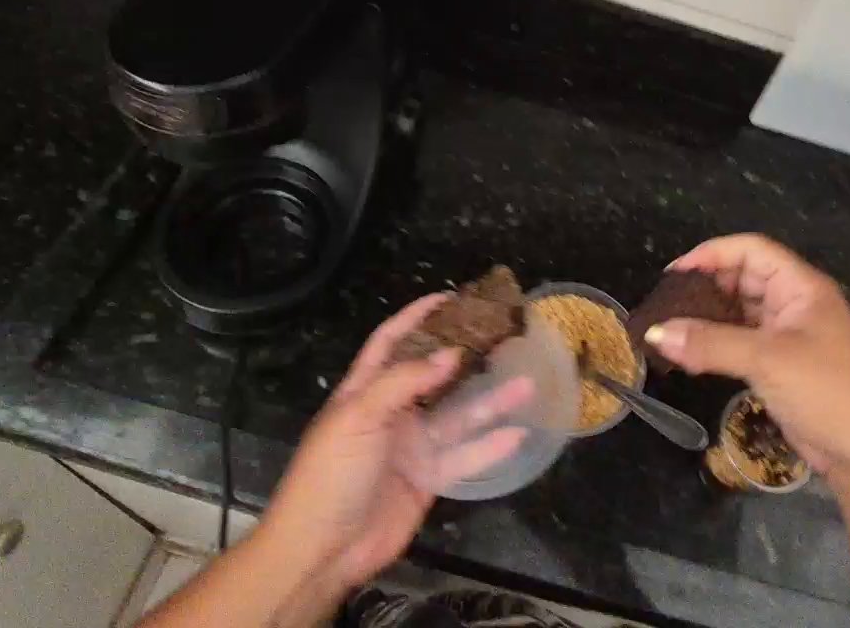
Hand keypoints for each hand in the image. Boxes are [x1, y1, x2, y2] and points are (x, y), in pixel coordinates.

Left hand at [256, 294, 529, 594]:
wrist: (322, 551)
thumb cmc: (331, 473)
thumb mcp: (359, 417)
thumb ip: (405, 381)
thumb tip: (451, 353)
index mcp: (365, 390)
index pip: (391, 340)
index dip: (416, 316)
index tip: (450, 298)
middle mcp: (393, 411)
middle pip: (434, 374)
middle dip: (465, 354)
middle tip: (501, 334)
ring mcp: (412, 445)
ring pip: (459, 415)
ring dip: (492, 401)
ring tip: (527, 382)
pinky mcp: (428, 477)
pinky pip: (464, 457)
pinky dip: (491, 446)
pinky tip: (518, 433)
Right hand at [643, 234, 849, 479]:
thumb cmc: (827, 392)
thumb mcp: (767, 360)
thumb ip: (710, 344)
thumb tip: (654, 333)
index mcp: (802, 286)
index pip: (752, 250)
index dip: (712, 253)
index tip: (674, 274)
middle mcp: (796, 303)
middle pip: (744, 277)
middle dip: (707, 286)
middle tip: (667, 303)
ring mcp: (790, 335)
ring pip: (741, 311)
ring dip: (709, 317)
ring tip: (671, 328)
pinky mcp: (783, 365)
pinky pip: (743, 341)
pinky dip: (717, 343)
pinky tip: (691, 354)